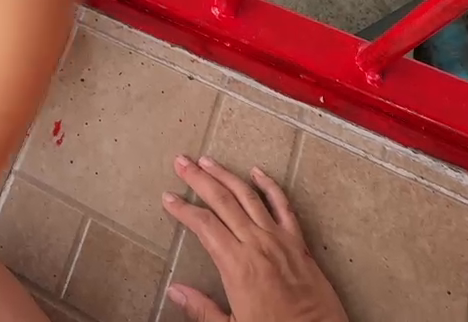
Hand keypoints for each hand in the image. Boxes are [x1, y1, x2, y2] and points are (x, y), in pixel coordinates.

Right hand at [161, 155, 348, 321]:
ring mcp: (279, 240)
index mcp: (237, 265)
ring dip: (225, 175)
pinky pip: (283, 206)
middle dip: (198, 179)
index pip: (203, 225)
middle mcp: (257, 244)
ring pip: (247, 196)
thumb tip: (174, 290)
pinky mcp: (299, 244)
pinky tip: (257, 172)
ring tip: (208, 160)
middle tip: (181, 161)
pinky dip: (270, 186)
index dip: (183, 209)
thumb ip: (202, 309)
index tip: (168, 198)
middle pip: (222, 201)